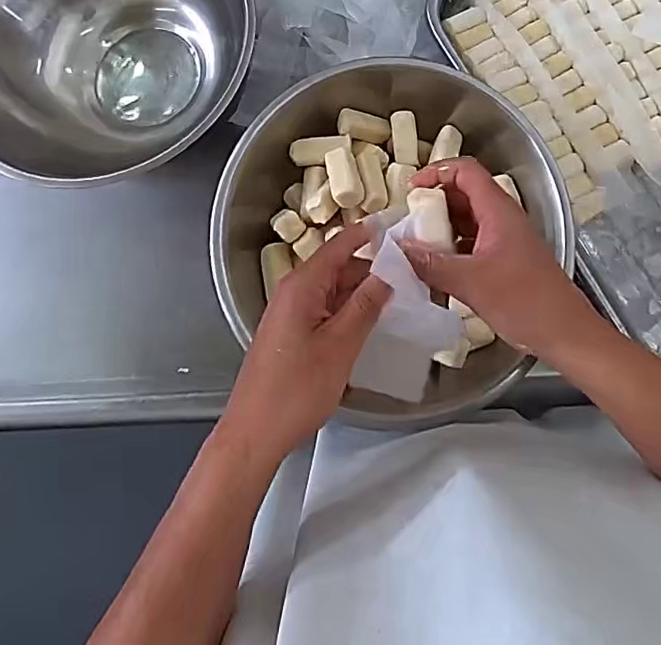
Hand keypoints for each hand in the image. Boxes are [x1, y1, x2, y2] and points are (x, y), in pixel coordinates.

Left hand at [220, 224, 389, 461]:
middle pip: (336, 267)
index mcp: (302, 286)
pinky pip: (323, 309)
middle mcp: (292, 292)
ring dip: (360, 292)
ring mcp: (289, 313)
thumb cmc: (295, 390)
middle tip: (406, 273)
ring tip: (395, 299)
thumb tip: (386, 275)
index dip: (366, 235)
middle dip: (370, 268)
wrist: (253, 434)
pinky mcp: (290, 333)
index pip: (338, 246)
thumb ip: (365, 306)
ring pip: (331, 290)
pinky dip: (347, 310)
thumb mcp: (340, 345)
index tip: (393, 226)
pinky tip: (367, 323)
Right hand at [399, 156, 612, 360]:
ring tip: (417, 247)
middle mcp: (503, 218)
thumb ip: (432, 264)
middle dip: (434, 203)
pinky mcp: (505, 259)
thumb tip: (398, 249)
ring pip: (467, 220)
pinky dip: (453, 249)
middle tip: (409, 223)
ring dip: (441, 229)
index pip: (465, 170)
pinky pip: (472, 242)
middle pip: (464, 193)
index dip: (436, 172)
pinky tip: (436, 269)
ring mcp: (505, 239)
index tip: (411, 189)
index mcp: (499, 210)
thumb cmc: (526, 301)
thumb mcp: (471, 282)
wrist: (566, 333)